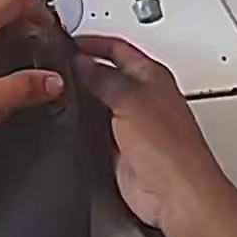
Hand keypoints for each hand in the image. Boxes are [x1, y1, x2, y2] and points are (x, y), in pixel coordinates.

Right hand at [72, 35, 235, 229]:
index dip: (94, 42)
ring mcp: (134, 123)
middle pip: (109, 73)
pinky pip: (98, 128)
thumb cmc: (170, 148)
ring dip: (85, 96)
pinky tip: (71, 120)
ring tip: (61, 88)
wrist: (175, 194)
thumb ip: (102, 78)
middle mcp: (143, 97)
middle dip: (86, 67)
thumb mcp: (129, 99)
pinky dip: (85, 123)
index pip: (118, 48)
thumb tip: (82, 62)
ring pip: (102, 100)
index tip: (70, 41)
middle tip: (61, 64)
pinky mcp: (123, 147)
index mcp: (151, 76)